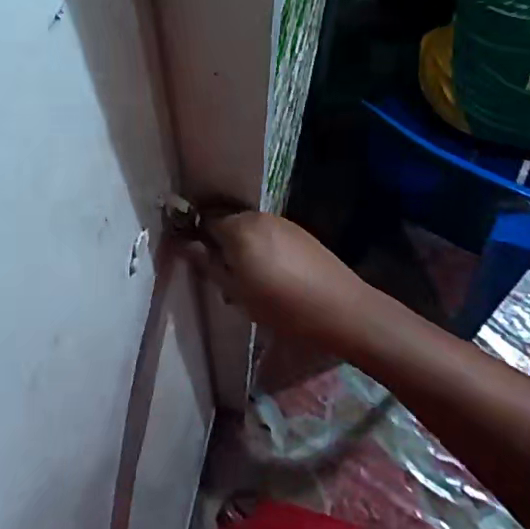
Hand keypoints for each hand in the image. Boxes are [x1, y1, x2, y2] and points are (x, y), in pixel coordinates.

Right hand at [180, 210, 375, 345]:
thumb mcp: (237, 293)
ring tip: (251, 282)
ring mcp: (281, 222)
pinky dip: (262, 249)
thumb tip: (184, 244)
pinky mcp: (299, 232)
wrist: (345, 311)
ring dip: (242, 248)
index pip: (203, 222)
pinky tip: (274, 276)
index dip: (196, 239)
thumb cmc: (284, 307)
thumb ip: (207, 264)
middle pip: (226, 224)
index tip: (197, 262)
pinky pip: (268, 235)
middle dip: (220, 245)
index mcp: (238, 228)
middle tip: (225, 279)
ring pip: (248, 230)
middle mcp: (257, 216)